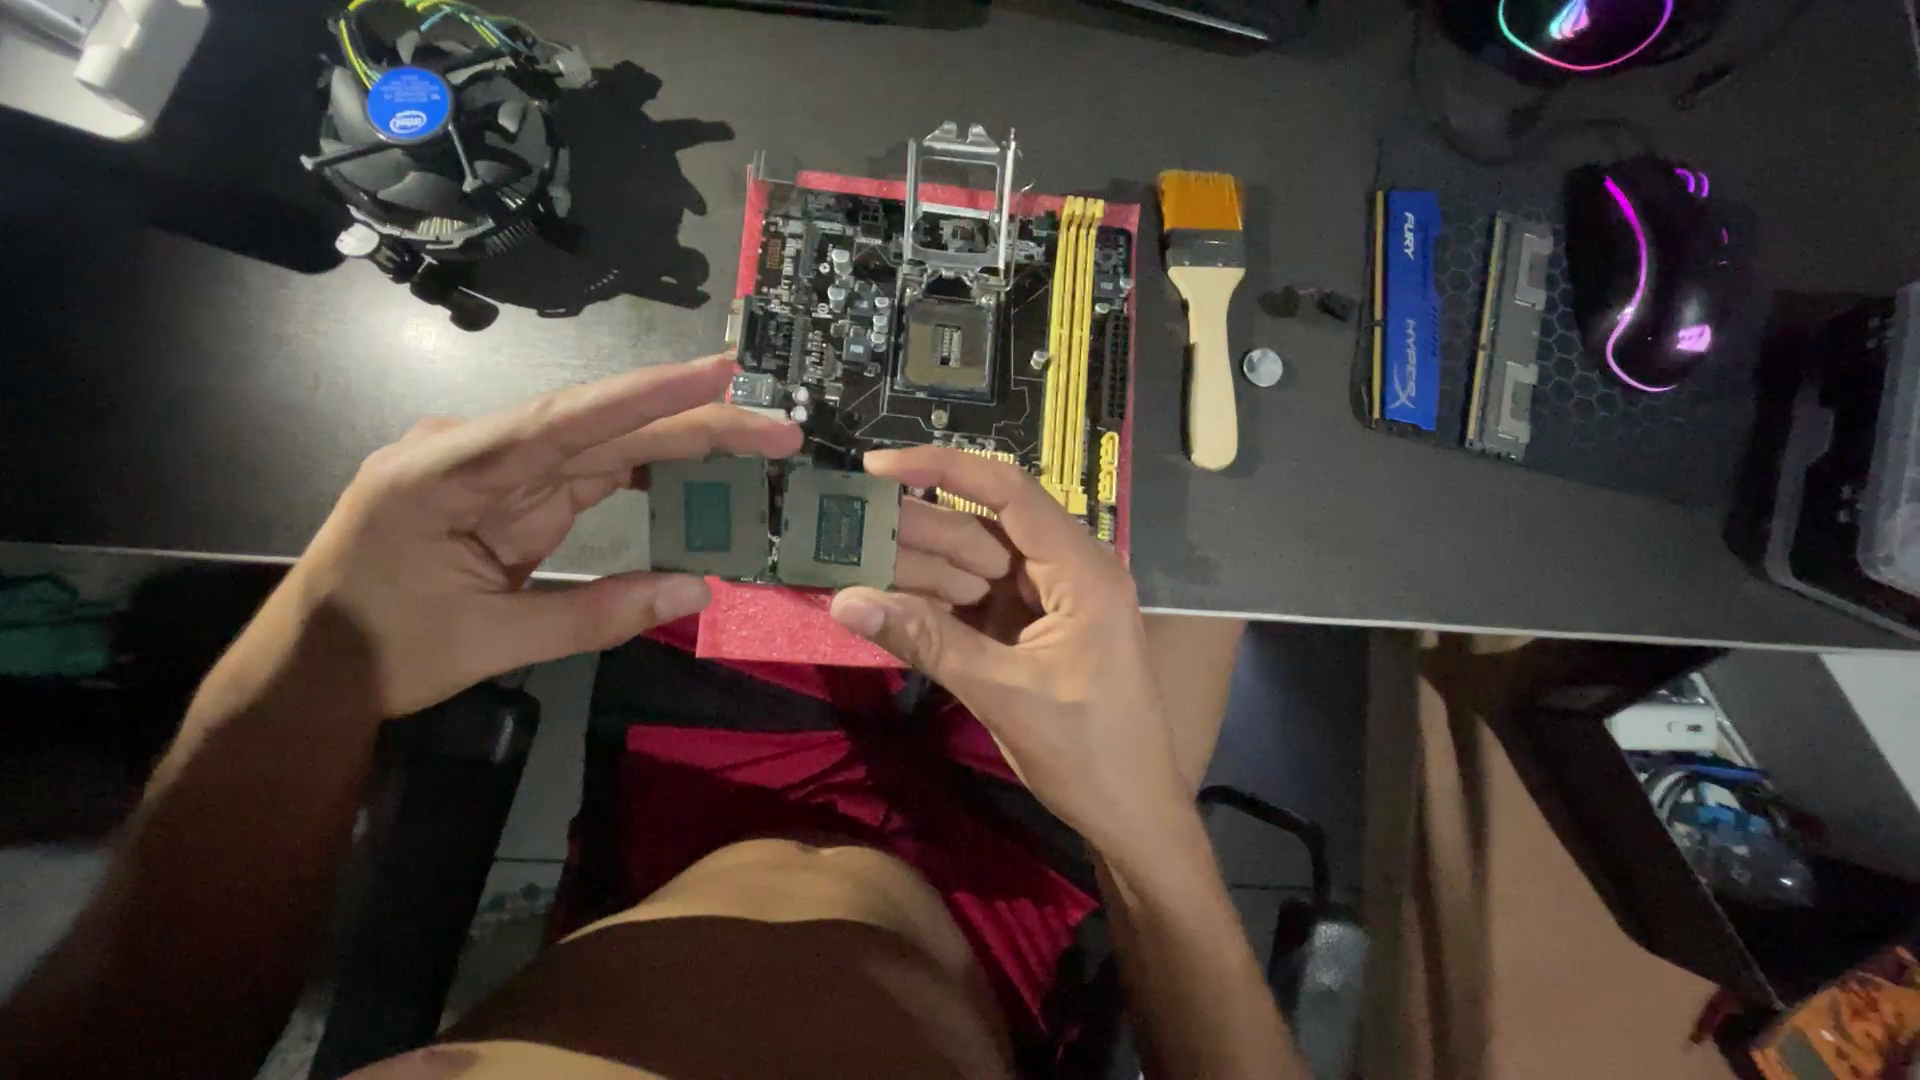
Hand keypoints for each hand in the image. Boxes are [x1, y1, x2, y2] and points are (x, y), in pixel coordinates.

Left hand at [261, 357, 792, 716]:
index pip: (564, 422)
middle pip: (599, 426)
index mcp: (447, 472)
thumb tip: (700, 589)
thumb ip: (597, 614)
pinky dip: (645, 471)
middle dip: (691, 421)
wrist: (314, 664)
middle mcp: (476, 451)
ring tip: (753, 437)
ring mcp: (496, 467)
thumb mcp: (491, 641)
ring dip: (678, 440)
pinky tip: (695, 470)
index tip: (718, 375)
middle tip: (773, 422)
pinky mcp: (512, 490)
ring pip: (602, 443)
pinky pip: (589, 470)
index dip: (648, 395)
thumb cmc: (381, 650)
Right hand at [828, 447, 1191, 858]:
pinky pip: (981, 599)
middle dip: (916, 531)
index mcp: (1082, 572)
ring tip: (854, 563)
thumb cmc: (1087, 753)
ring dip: (921, 569)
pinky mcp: (1036, 628)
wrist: (1133, 814)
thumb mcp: (1003, 694)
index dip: (944, 468)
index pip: (1010, 493)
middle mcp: (1070, 571)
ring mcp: (1053, 600)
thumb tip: (846, 600)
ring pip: (976, 564)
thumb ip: (926, 641)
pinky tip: (891, 600)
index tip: (880, 464)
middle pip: (983, 530)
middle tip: (846, 531)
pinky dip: (939, 602)